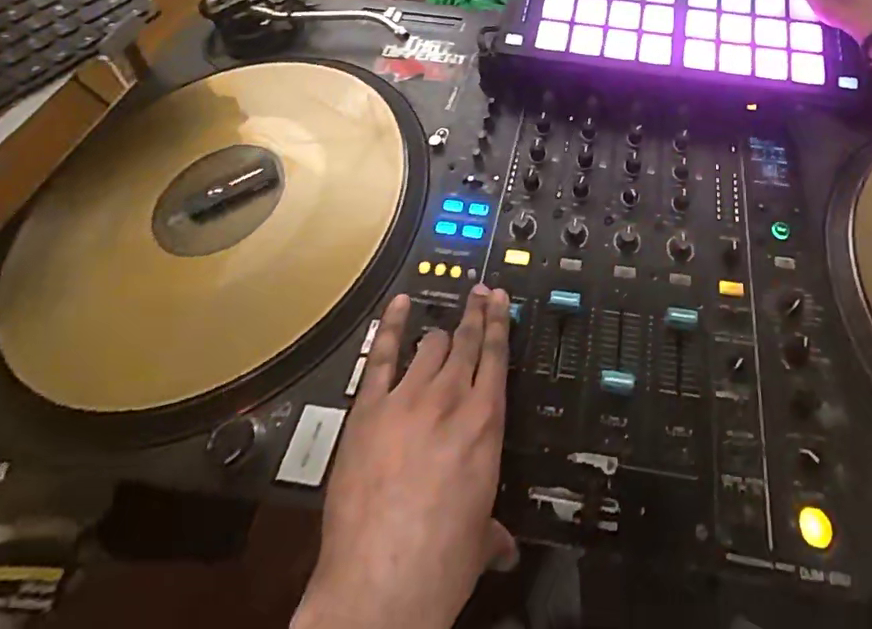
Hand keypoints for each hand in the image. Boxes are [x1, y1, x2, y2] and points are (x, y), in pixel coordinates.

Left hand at [294, 287, 515, 628]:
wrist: (381, 578)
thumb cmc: (440, 562)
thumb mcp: (479, 541)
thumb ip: (491, 530)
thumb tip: (502, 544)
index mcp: (484, 427)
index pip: (496, 359)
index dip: (498, 324)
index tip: (498, 300)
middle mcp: (449, 402)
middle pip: (466, 343)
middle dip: (475, 314)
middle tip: (480, 292)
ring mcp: (407, 399)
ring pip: (430, 347)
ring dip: (440, 333)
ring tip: (446, 322)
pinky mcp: (369, 408)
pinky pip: (383, 355)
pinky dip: (392, 326)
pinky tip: (399, 306)